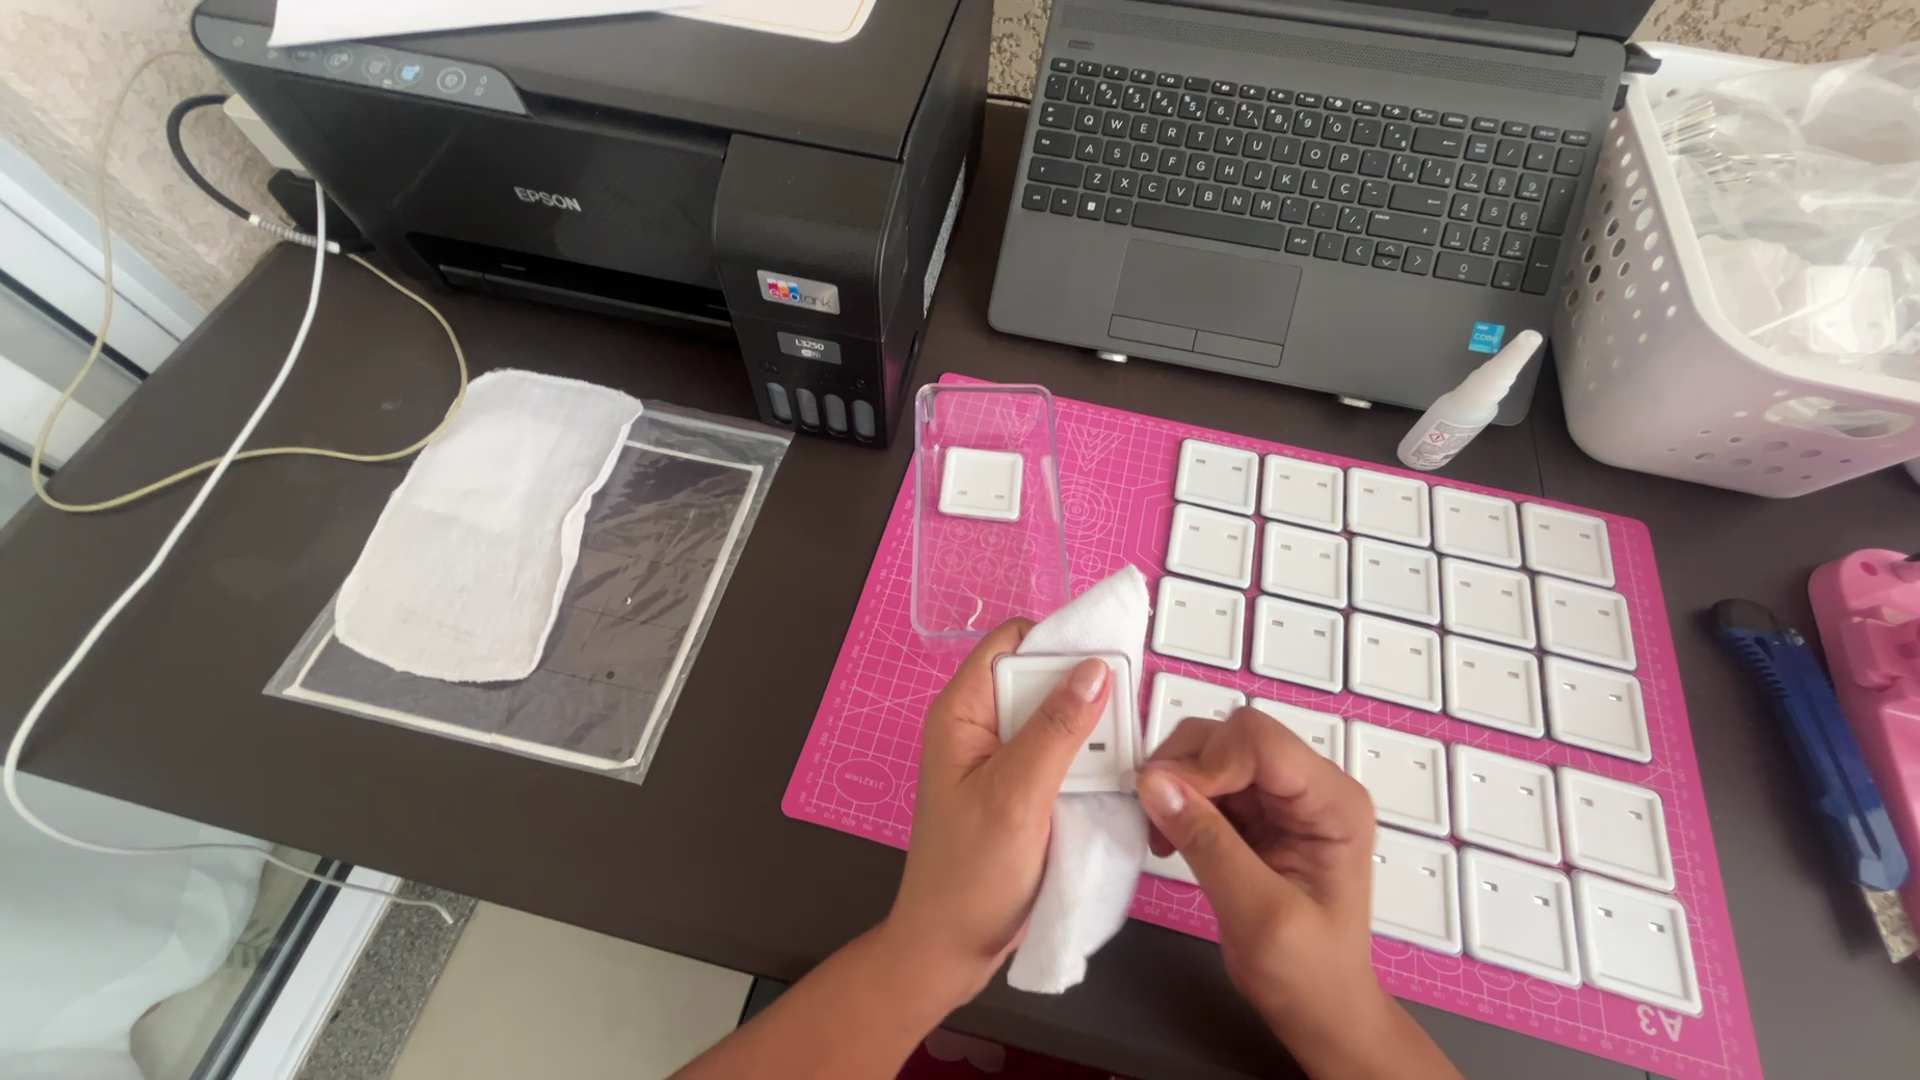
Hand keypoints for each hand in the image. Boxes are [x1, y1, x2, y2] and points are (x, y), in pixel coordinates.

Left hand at [883, 620, 1112, 1002]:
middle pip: (1037, 677)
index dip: (1056, 641)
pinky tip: (1111, 770)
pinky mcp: (1019, 784)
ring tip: (1124, 745)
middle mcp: (980, 723)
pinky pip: (1057, 751)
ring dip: (1087, 726)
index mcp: (963, 710)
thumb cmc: (971, 872)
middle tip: (1124, 711)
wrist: (953, 946)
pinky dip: (1084, 756)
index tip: (1106, 658)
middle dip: (1080, 687)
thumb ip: (1056, 729)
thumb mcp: (1017, 794)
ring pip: (1053, 715)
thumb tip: (1094, 668)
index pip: (1010, 644)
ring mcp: (1000, 756)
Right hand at [1136, 708, 1460, 1078]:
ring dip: (1174, 782)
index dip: (1208, 762)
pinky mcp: (1252, 807)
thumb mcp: (1257, 914)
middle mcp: (1307, 784)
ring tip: (1163, 834)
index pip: (1259, 741)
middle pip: (1230, 736)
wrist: (1317, 1009)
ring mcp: (1278, 794)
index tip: (1168, 803)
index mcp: (1332, 801)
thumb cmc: (1306, 973)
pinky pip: (1200, 777)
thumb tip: (1151, 782)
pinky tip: (1169, 836)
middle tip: (1158, 819)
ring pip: (1208, 749)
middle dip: (1185, 768)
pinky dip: (1175, 797)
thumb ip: (1207, 843)